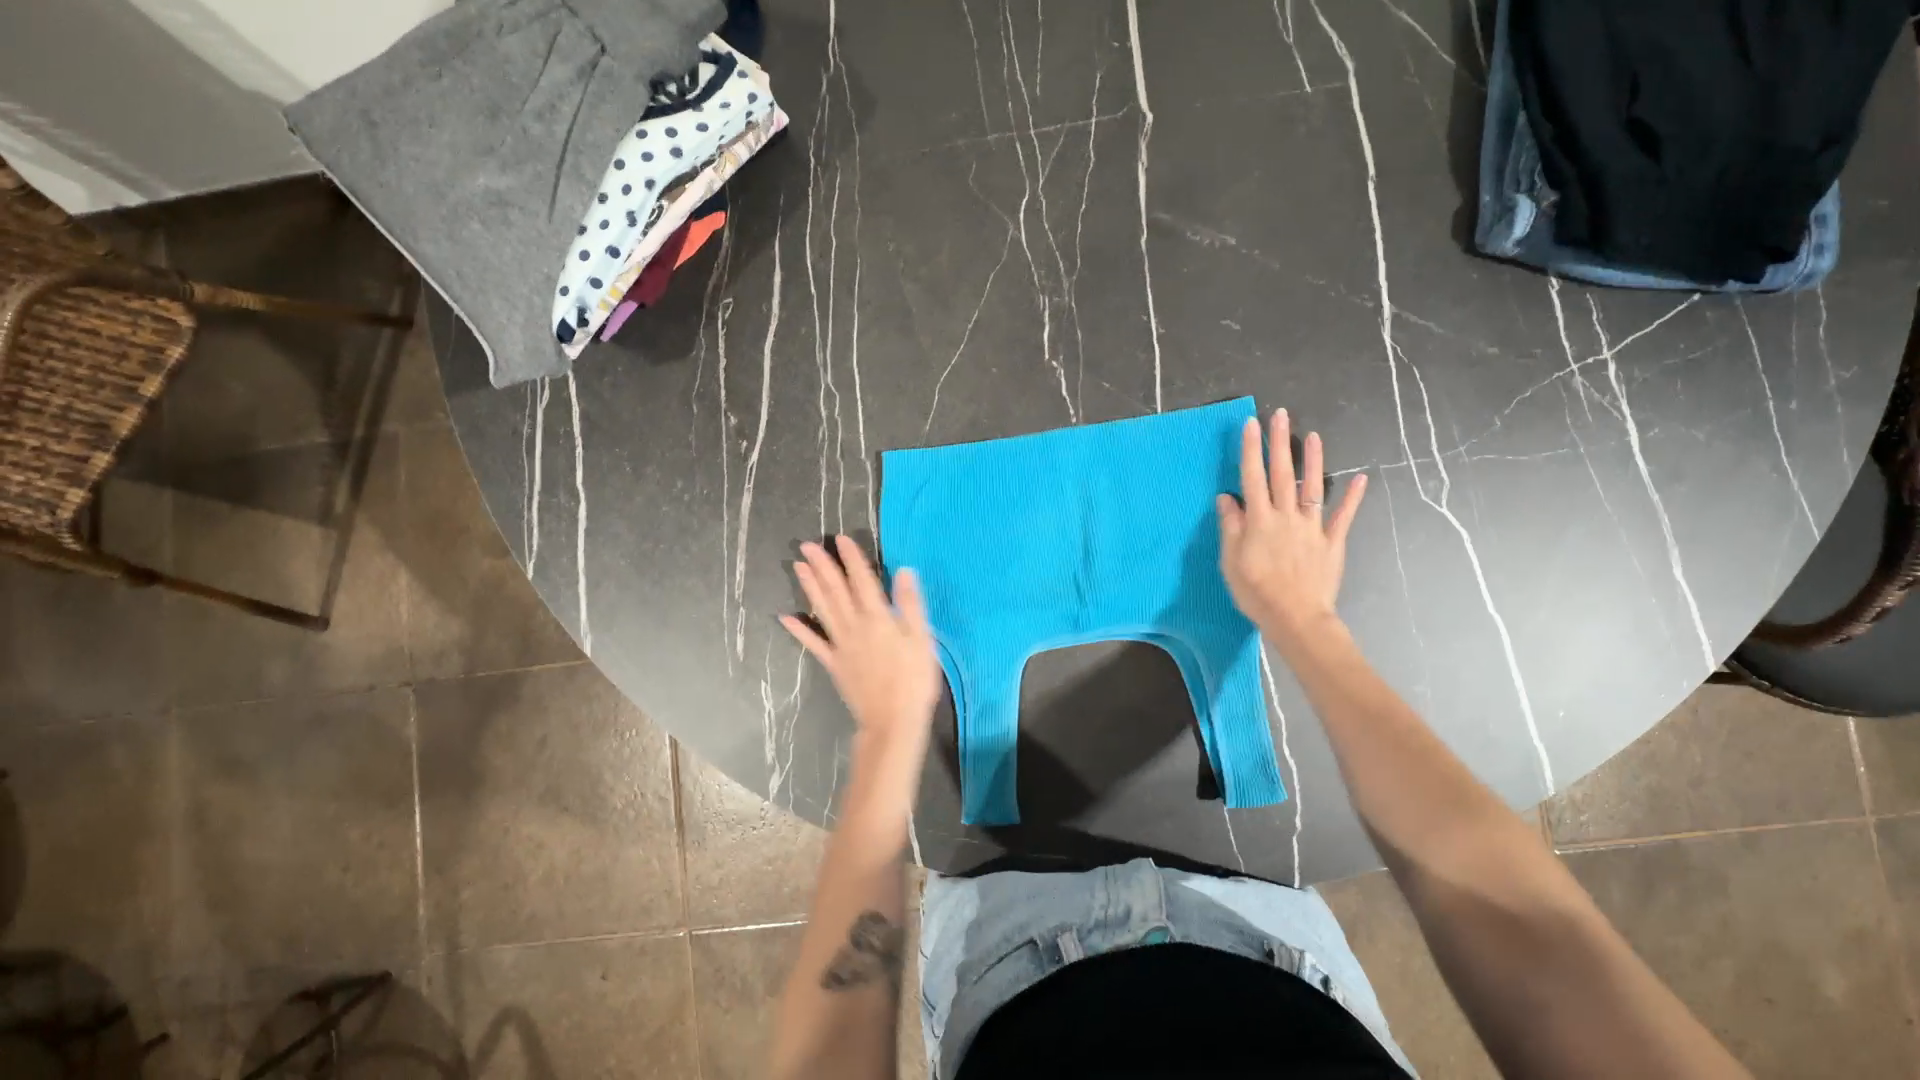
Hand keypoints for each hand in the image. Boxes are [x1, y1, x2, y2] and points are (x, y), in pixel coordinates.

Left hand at [780, 536, 941, 750]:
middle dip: (822, 566)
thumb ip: (911, 604)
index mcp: (878, 618)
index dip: (851, 558)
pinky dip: (799, 630)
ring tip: (798, 566)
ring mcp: (840, 646)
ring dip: (810, 587)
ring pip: (822, 610)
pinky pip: (813, 644)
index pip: (862, 580)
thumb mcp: (922, 640)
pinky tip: (785, 617)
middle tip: (807, 545)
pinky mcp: (833, 664)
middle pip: (836, 591)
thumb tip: (904, 571)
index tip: (840, 539)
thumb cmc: (913, 681)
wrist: (892, 721)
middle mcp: (855, 626)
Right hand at [1217, 409, 1366, 641]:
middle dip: (1279, 443)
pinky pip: (1343, 516)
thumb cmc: (1256, 592)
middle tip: (1280, 415)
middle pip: (1282, 474)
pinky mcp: (1332, 542)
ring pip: (1312, 488)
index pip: (1252, 478)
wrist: (1296, 617)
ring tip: (1313, 435)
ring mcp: (1311, 528)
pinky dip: (1352, 497)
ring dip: (1313, 460)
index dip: (1250, 450)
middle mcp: (1285, 517)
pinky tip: (1360, 478)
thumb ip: (1231, 527)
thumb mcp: (1231, 561)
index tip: (1251, 424)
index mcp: (1259, 521)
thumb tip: (1227, 498)